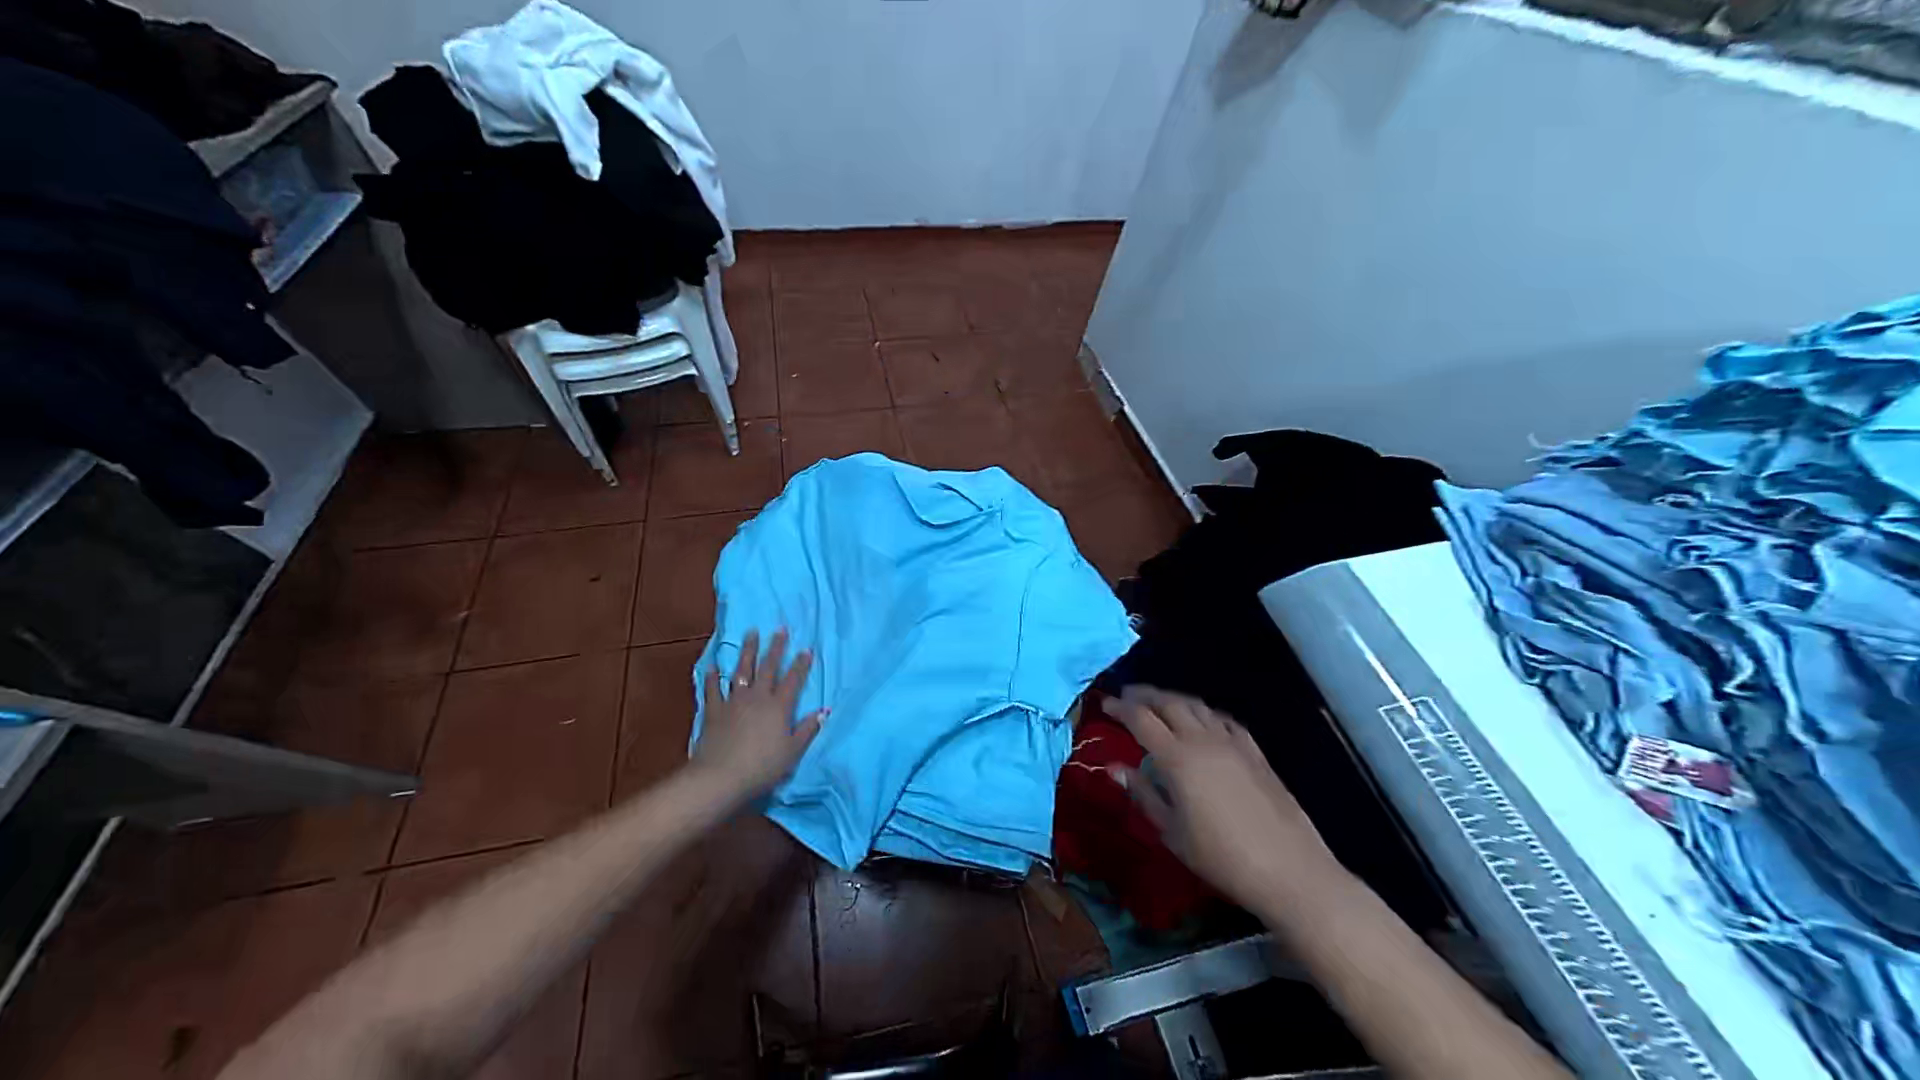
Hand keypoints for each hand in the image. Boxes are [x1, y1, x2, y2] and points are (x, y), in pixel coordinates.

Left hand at [690, 629, 825, 800]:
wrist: (721, 777)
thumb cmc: (762, 767)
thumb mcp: (792, 752)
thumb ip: (807, 730)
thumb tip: (823, 712)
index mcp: (779, 707)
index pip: (793, 680)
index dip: (800, 665)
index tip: (806, 649)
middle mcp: (757, 697)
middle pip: (768, 668)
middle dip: (775, 648)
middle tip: (780, 629)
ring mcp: (733, 702)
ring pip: (742, 671)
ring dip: (747, 652)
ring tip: (750, 634)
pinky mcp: (713, 710)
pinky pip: (712, 689)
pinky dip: (712, 676)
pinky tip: (713, 666)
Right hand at [1105, 686, 1340, 915]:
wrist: (1289, 870)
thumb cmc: (1221, 858)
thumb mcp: (1171, 832)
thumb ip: (1142, 793)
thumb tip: (1115, 767)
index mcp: (1177, 758)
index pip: (1141, 719)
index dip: (1120, 708)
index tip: (1105, 704)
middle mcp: (1203, 740)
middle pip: (1169, 703)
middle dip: (1144, 695)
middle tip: (1126, 697)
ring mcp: (1233, 743)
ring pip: (1197, 706)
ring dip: (1173, 699)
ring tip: (1158, 703)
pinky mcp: (1255, 752)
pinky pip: (1222, 719)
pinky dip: (1203, 713)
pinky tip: (1201, 721)